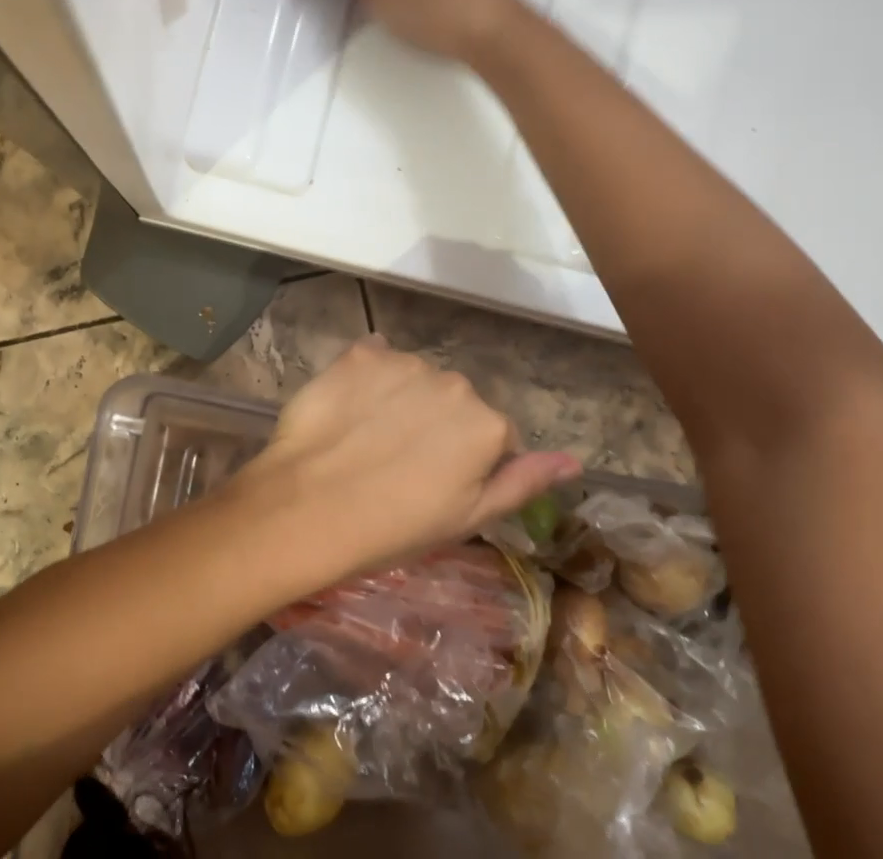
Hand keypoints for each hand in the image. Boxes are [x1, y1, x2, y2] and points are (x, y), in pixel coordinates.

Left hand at [232, 335, 581, 582]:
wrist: (307, 508)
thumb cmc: (393, 528)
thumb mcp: (468, 518)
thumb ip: (522, 482)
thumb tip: (574, 460)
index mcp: (488, 425)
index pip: (493, 438)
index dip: (465, 465)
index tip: (433, 487)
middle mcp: (455, 383)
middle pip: (453, 404)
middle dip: (435, 427)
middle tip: (397, 467)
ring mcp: (404, 363)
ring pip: (414, 380)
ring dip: (401, 401)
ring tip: (367, 442)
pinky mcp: (358, 355)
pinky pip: (374, 360)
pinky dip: (367, 380)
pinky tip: (347, 413)